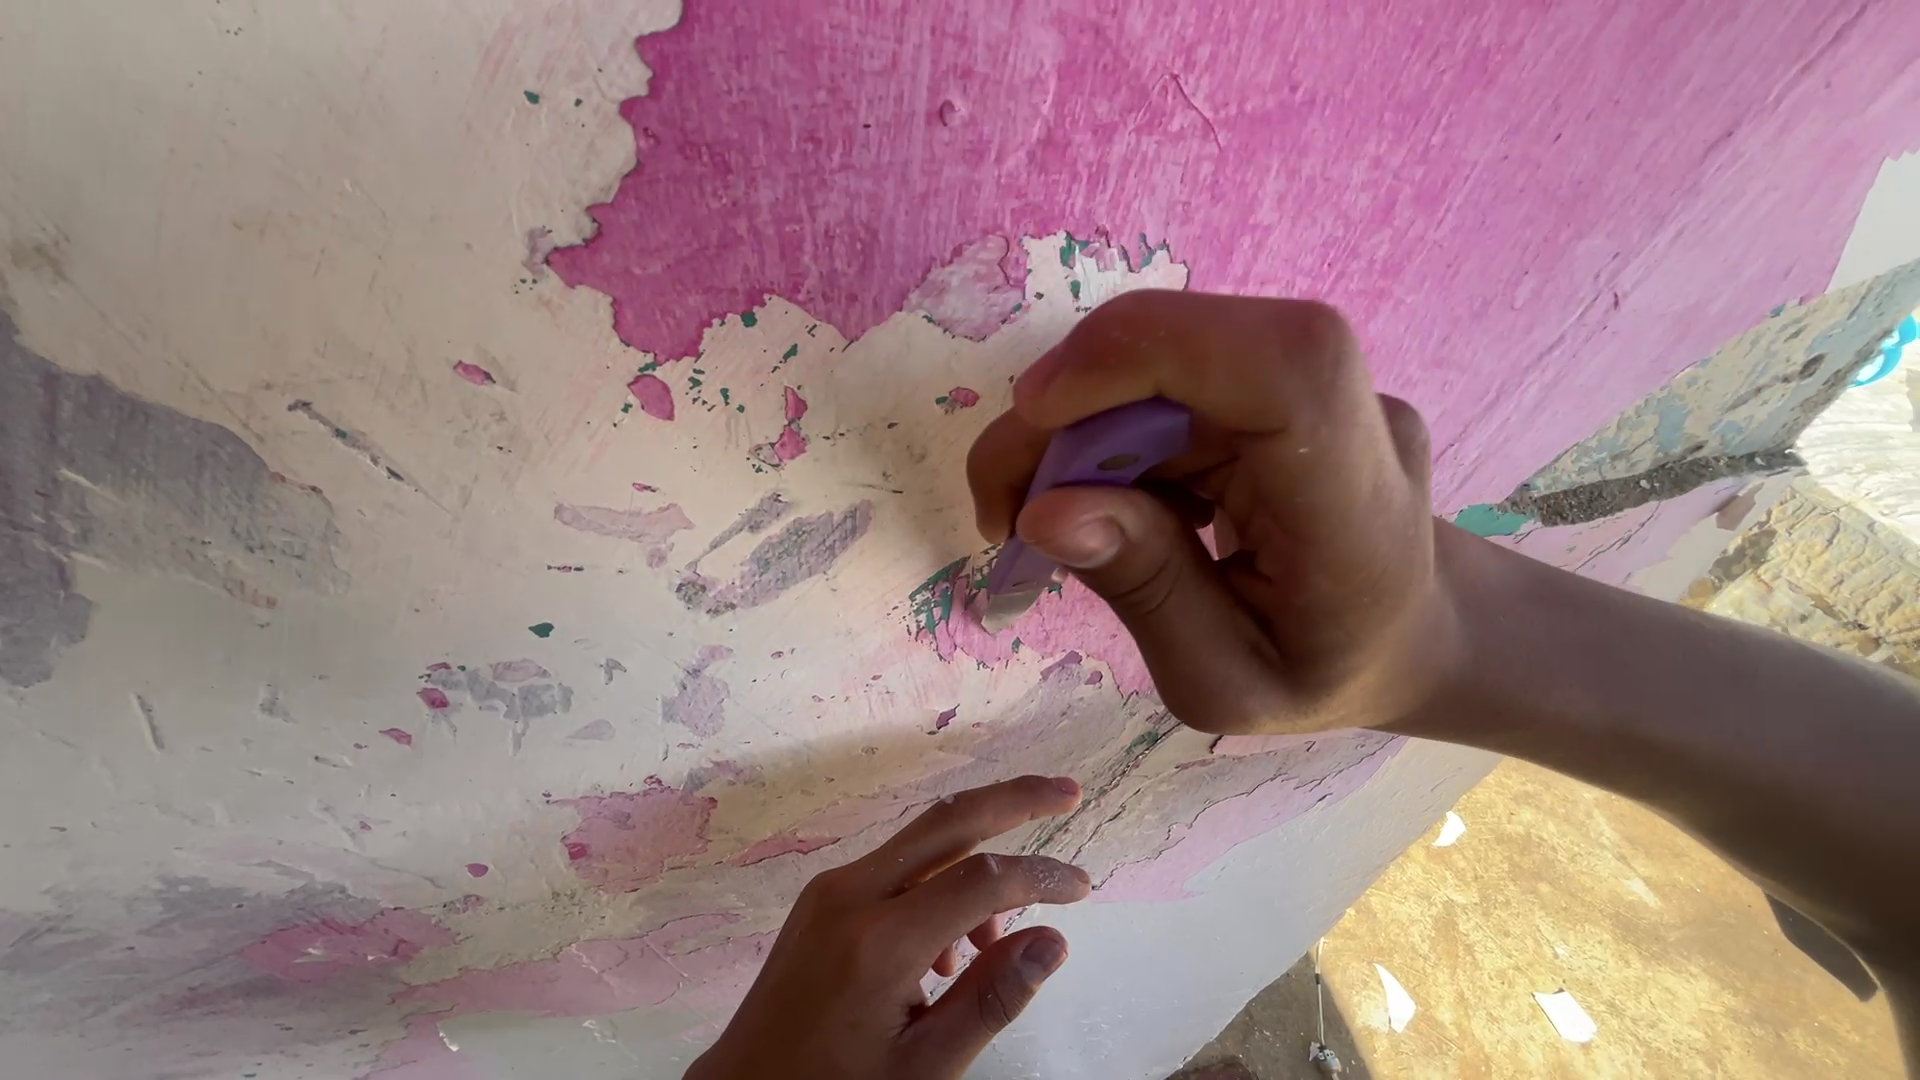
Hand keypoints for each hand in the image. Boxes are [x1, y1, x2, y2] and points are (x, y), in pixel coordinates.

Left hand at [685, 775, 1091, 1079]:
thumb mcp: (923, 1070)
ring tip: (999, 932)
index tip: (1082, 887)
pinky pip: (898, 866)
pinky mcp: (824, 894)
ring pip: (924, 839)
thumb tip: (1053, 941)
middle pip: (949, 819)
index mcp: (879, 941)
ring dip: (977, 852)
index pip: (980, 879)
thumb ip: (991, 1001)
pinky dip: (940, 880)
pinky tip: (953, 944)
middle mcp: (852, 892)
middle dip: (1014, 799)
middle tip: (1067, 792)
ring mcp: (833, 886)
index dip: (1040, 874)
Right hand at [967, 291, 1458, 734]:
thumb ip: (1145, 593)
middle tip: (1002, 505)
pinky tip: (1095, 494)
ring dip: (1071, 428)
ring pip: (1159, 361)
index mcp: (1356, 510)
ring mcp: (1316, 388)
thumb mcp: (1222, 683)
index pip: (1280, 365)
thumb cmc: (1323, 675)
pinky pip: (1166, 382)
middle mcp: (1348, 417)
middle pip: (1187, 351)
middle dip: (1063, 414)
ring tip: (1038, 513)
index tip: (1036, 413)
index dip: (1145, 352)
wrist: (1410, 630)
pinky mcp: (1276, 384)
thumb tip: (1044, 510)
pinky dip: (1100, 431)